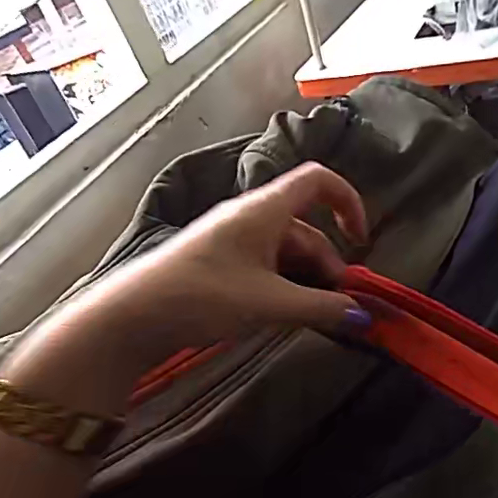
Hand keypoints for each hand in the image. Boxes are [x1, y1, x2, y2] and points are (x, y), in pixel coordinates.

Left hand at [1, 163, 371, 411]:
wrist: (133, 316)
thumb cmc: (204, 297)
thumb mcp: (272, 305)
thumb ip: (324, 308)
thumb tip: (364, 315)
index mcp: (265, 210)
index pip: (318, 181)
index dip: (348, 203)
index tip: (361, 241)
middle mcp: (252, 217)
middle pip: (309, 228)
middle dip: (330, 264)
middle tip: (339, 305)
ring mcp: (236, 240)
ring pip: (290, 251)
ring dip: (310, 280)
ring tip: (316, 315)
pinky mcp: (224, 262)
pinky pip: (270, 265)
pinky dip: (289, 286)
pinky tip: (289, 313)